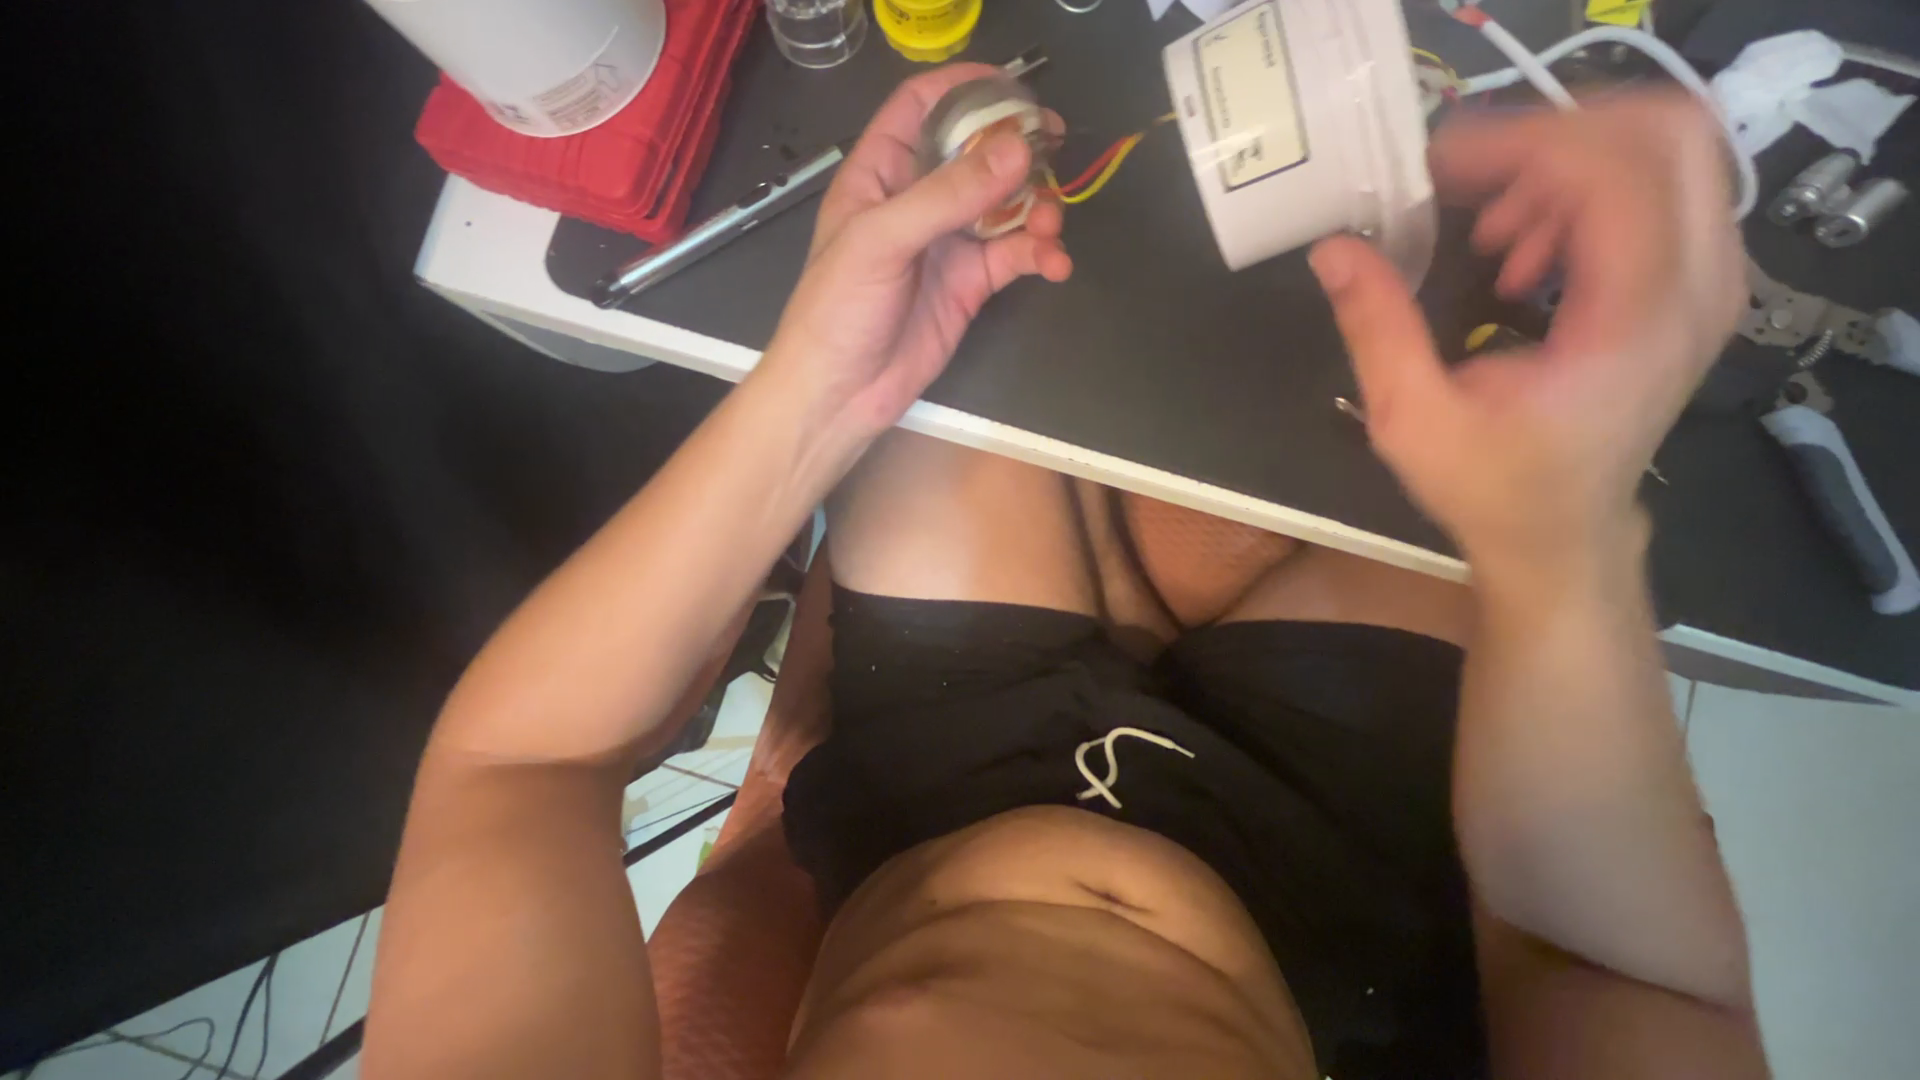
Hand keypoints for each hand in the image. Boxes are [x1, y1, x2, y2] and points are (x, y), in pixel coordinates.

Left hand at [760, 64, 1072, 436]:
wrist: (841, 393)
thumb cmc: (838, 309)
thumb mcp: (882, 240)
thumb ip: (948, 195)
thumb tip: (1018, 149)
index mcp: (880, 174)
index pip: (921, 109)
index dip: (964, 88)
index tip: (1014, 87)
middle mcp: (918, 201)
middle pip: (976, 154)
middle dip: (1017, 150)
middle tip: (1057, 147)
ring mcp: (947, 244)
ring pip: (1004, 206)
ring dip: (1036, 208)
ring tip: (1051, 226)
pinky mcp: (971, 285)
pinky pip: (1014, 257)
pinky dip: (1039, 256)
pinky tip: (1055, 264)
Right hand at [1309, 94, 1743, 577]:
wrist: (1559, 536)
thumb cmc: (1489, 488)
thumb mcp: (1411, 418)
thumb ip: (1376, 327)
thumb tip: (1333, 250)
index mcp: (1635, 318)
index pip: (1610, 172)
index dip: (1519, 146)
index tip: (1433, 165)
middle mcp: (1696, 283)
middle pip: (1661, 134)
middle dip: (1550, 136)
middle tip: (1463, 176)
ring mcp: (1705, 281)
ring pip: (1663, 154)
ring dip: (1561, 169)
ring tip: (1485, 231)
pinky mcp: (1687, 286)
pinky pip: (1653, 193)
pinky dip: (1579, 197)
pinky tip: (1519, 254)